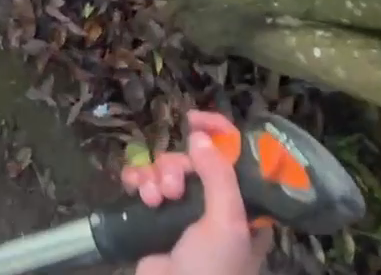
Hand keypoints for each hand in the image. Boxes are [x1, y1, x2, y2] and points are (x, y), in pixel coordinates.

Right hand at [118, 110, 269, 274]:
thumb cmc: (214, 269)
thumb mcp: (227, 224)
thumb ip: (219, 178)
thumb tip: (200, 135)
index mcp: (244, 208)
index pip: (237, 159)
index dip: (219, 134)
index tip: (194, 120)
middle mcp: (215, 206)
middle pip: (192, 161)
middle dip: (175, 168)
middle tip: (171, 190)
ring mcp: (184, 211)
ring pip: (165, 169)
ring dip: (154, 177)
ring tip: (153, 199)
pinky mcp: (156, 215)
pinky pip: (143, 180)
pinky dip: (137, 180)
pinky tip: (136, 192)